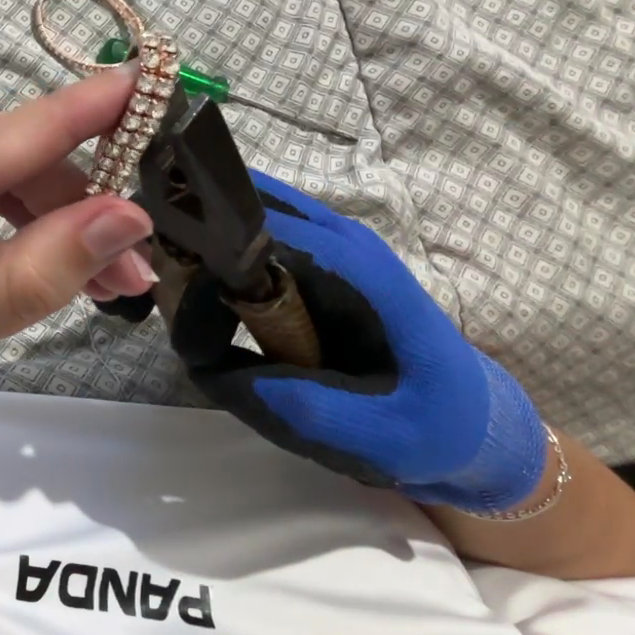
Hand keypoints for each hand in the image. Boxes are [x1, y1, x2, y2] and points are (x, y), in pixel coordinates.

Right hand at [173, 170, 548, 512]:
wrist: (477, 424)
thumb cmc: (432, 424)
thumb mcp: (375, 434)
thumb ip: (297, 403)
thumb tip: (208, 367)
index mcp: (353, 266)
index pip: (256, 227)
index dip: (203, 251)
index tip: (166, 292)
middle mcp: (337, 236)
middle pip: (240, 200)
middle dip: (191, 230)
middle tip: (156, 283)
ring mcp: (328, 240)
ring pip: (241, 210)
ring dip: (201, 240)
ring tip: (174, 293)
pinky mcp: (318, 257)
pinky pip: (252, 234)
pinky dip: (218, 252)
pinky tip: (200, 295)